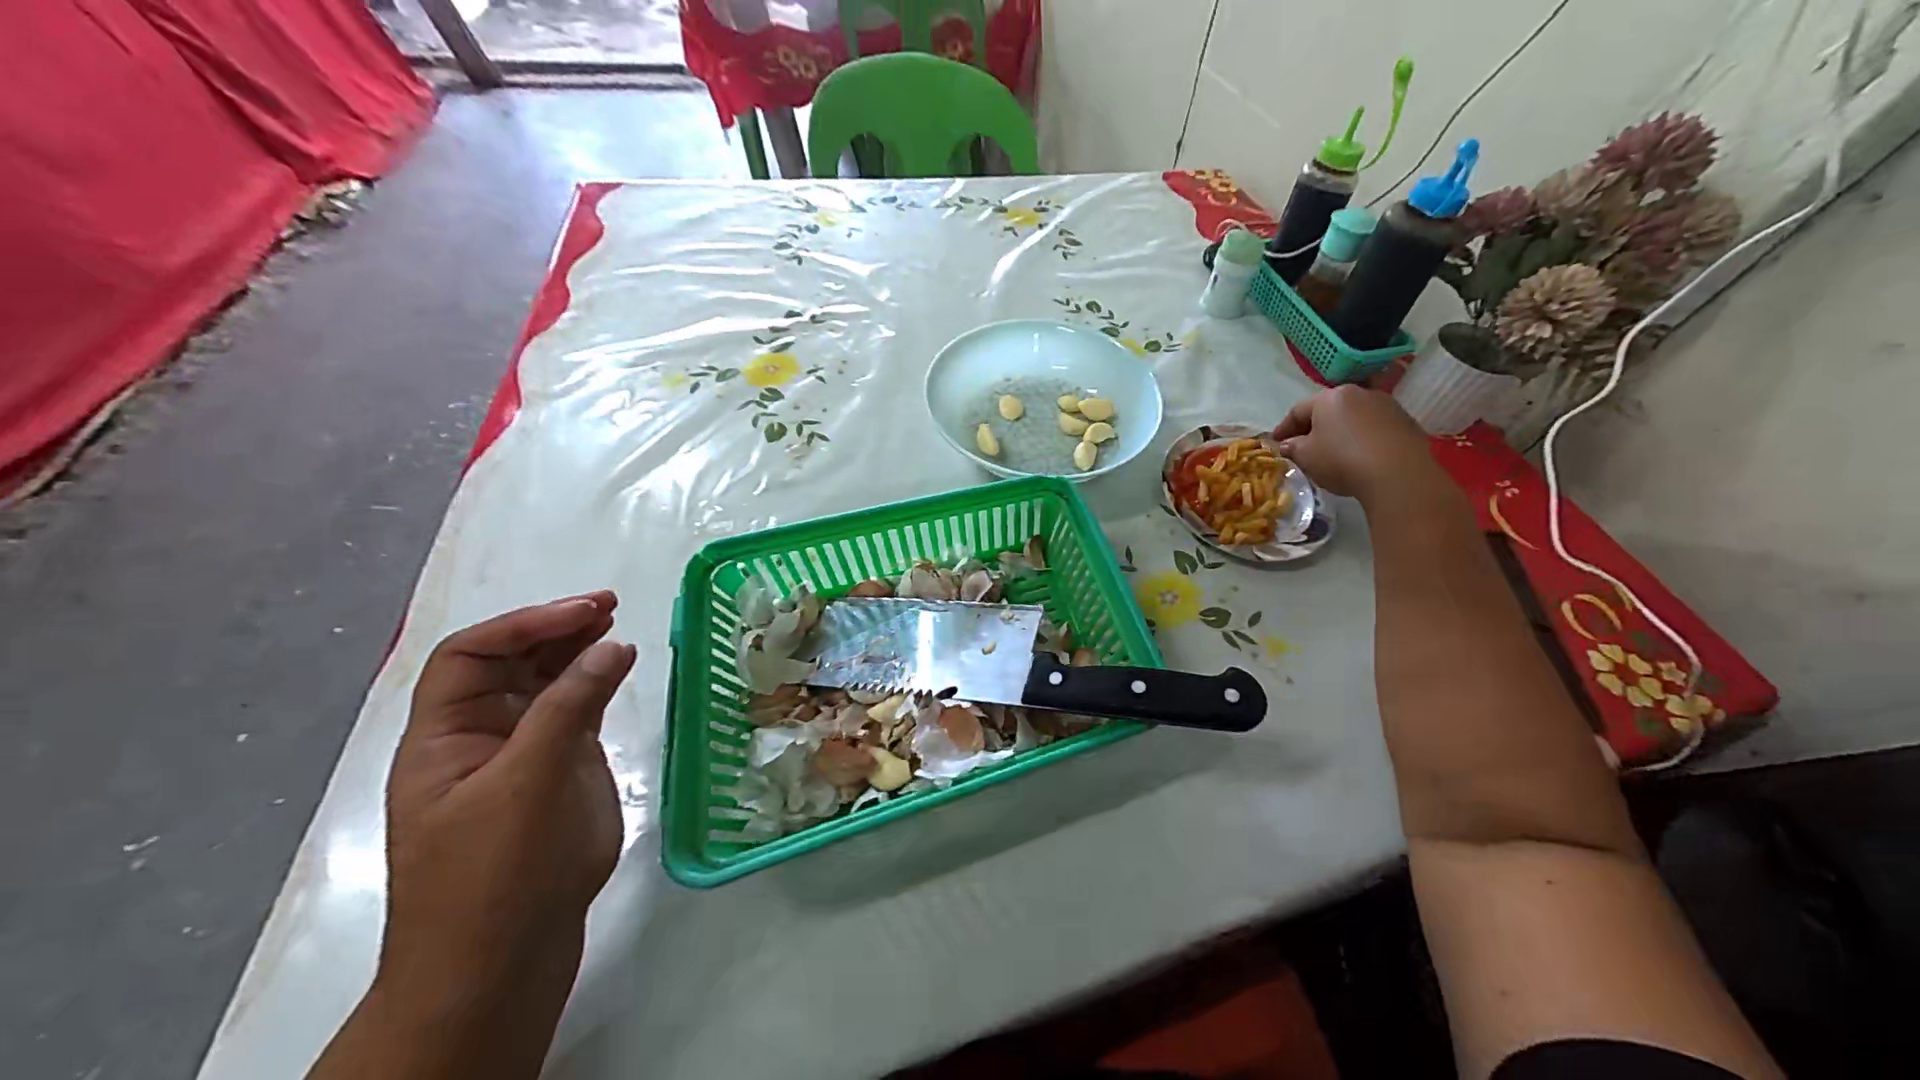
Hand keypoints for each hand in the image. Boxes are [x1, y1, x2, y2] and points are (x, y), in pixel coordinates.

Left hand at [315, 593, 635, 1079]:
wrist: (503, 963)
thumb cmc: (495, 875)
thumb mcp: (526, 784)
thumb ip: (569, 707)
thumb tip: (614, 644)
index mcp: (445, 736)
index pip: (471, 655)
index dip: (524, 624)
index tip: (584, 611)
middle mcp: (482, 736)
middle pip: (511, 662)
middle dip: (553, 628)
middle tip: (607, 604)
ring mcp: (524, 755)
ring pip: (547, 684)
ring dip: (578, 650)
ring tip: (615, 622)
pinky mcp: (561, 772)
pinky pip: (577, 713)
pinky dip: (598, 684)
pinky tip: (621, 665)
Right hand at [1271, 385, 1443, 505]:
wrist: (1398, 473)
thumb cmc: (1341, 459)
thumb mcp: (1306, 456)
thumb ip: (1292, 447)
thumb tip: (1287, 445)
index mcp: (1330, 397)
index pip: (1298, 410)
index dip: (1283, 428)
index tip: (1275, 444)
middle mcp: (1359, 393)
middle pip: (1328, 410)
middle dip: (1313, 428)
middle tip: (1302, 448)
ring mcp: (1386, 405)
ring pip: (1353, 417)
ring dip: (1339, 432)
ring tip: (1332, 453)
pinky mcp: (1405, 422)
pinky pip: (1373, 428)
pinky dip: (1361, 439)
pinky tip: (1358, 457)